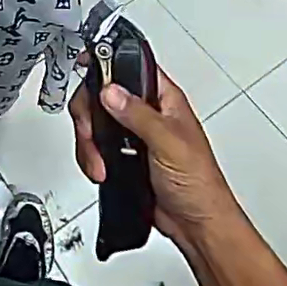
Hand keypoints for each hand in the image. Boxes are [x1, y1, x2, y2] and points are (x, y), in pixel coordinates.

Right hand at [69, 68, 241, 244]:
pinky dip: (90, 156)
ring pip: (95, 120)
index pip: (130, 64)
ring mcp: (132, 132)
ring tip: (100, 162)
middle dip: (90, 114)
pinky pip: (95, 144)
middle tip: (91, 131)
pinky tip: (101, 169)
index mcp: (163, 97)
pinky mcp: (122, 153)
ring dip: (90, 141)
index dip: (107, 59)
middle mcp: (146, 110)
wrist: (196, 226)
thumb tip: (112, 91)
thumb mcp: (169, 143)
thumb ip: (139, 115)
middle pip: (102, 93)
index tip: (87, 62)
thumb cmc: (200, 184)